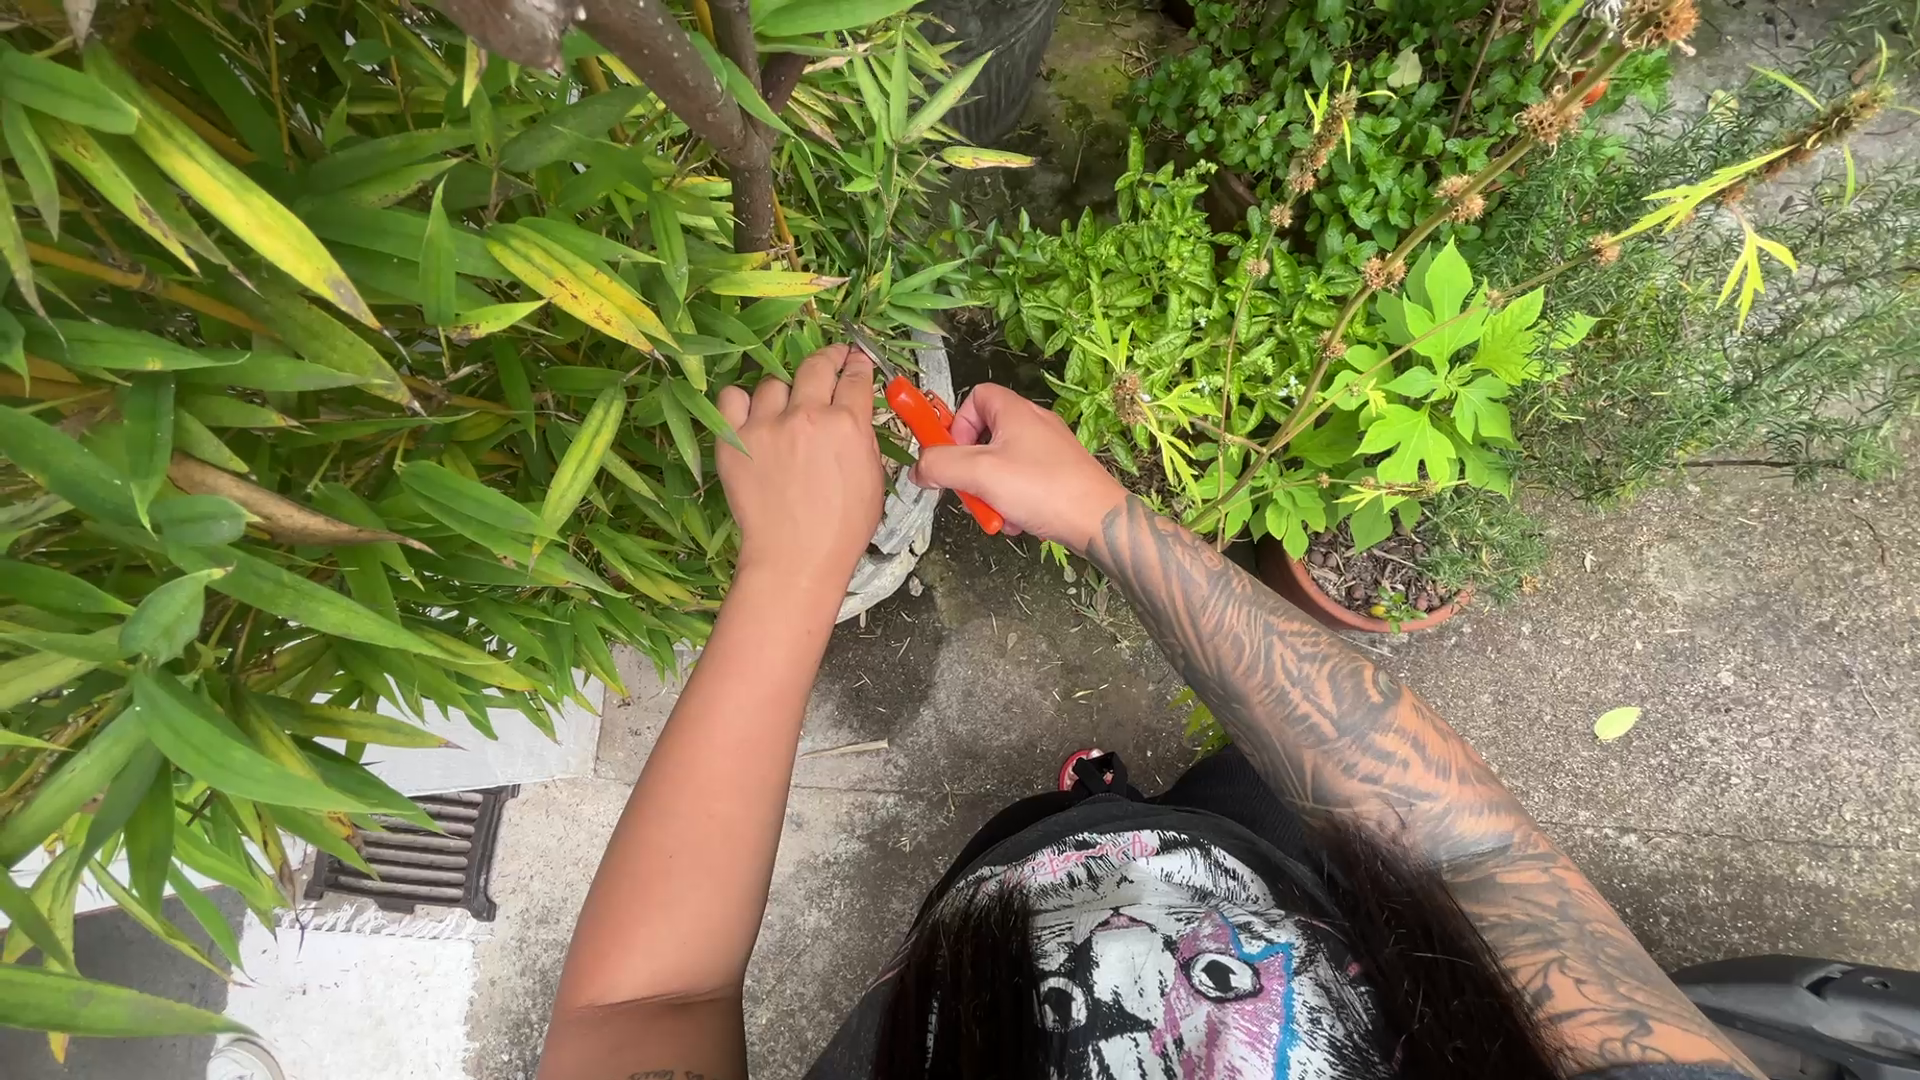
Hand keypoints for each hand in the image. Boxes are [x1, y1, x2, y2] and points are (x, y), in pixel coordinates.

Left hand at [717, 345, 882, 587]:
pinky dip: (742, 402)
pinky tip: (752, 415)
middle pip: (816, 366)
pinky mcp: (734, 439)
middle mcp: (807, 415)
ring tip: (787, 409)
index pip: (855, 379)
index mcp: (848, 425)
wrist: (795, 557)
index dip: (858, 365)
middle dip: (828, 357)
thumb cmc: (842, 529)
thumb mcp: (873, 480)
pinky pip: (732, 399)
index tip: (856, 360)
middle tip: (832, 359)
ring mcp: (766, 425)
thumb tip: (854, 416)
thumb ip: (863, 440)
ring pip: (774, 383)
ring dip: (784, 392)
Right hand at [912, 383, 1126, 553]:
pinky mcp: (1058, 476)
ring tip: (999, 513)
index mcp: (1015, 412)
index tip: (949, 453)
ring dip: (991, 494)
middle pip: (984, 438)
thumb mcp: (980, 474)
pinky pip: (1021, 485)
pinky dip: (1013, 504)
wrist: (1098, 520)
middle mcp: (1034, 425)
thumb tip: (920, 468)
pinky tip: (1019, 521)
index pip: (975, 397)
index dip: (956, 424)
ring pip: (1001, 467)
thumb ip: (941, 466)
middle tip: (971, 492)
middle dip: (971, 471)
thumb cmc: (1046, 489)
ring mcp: (1048, 452)